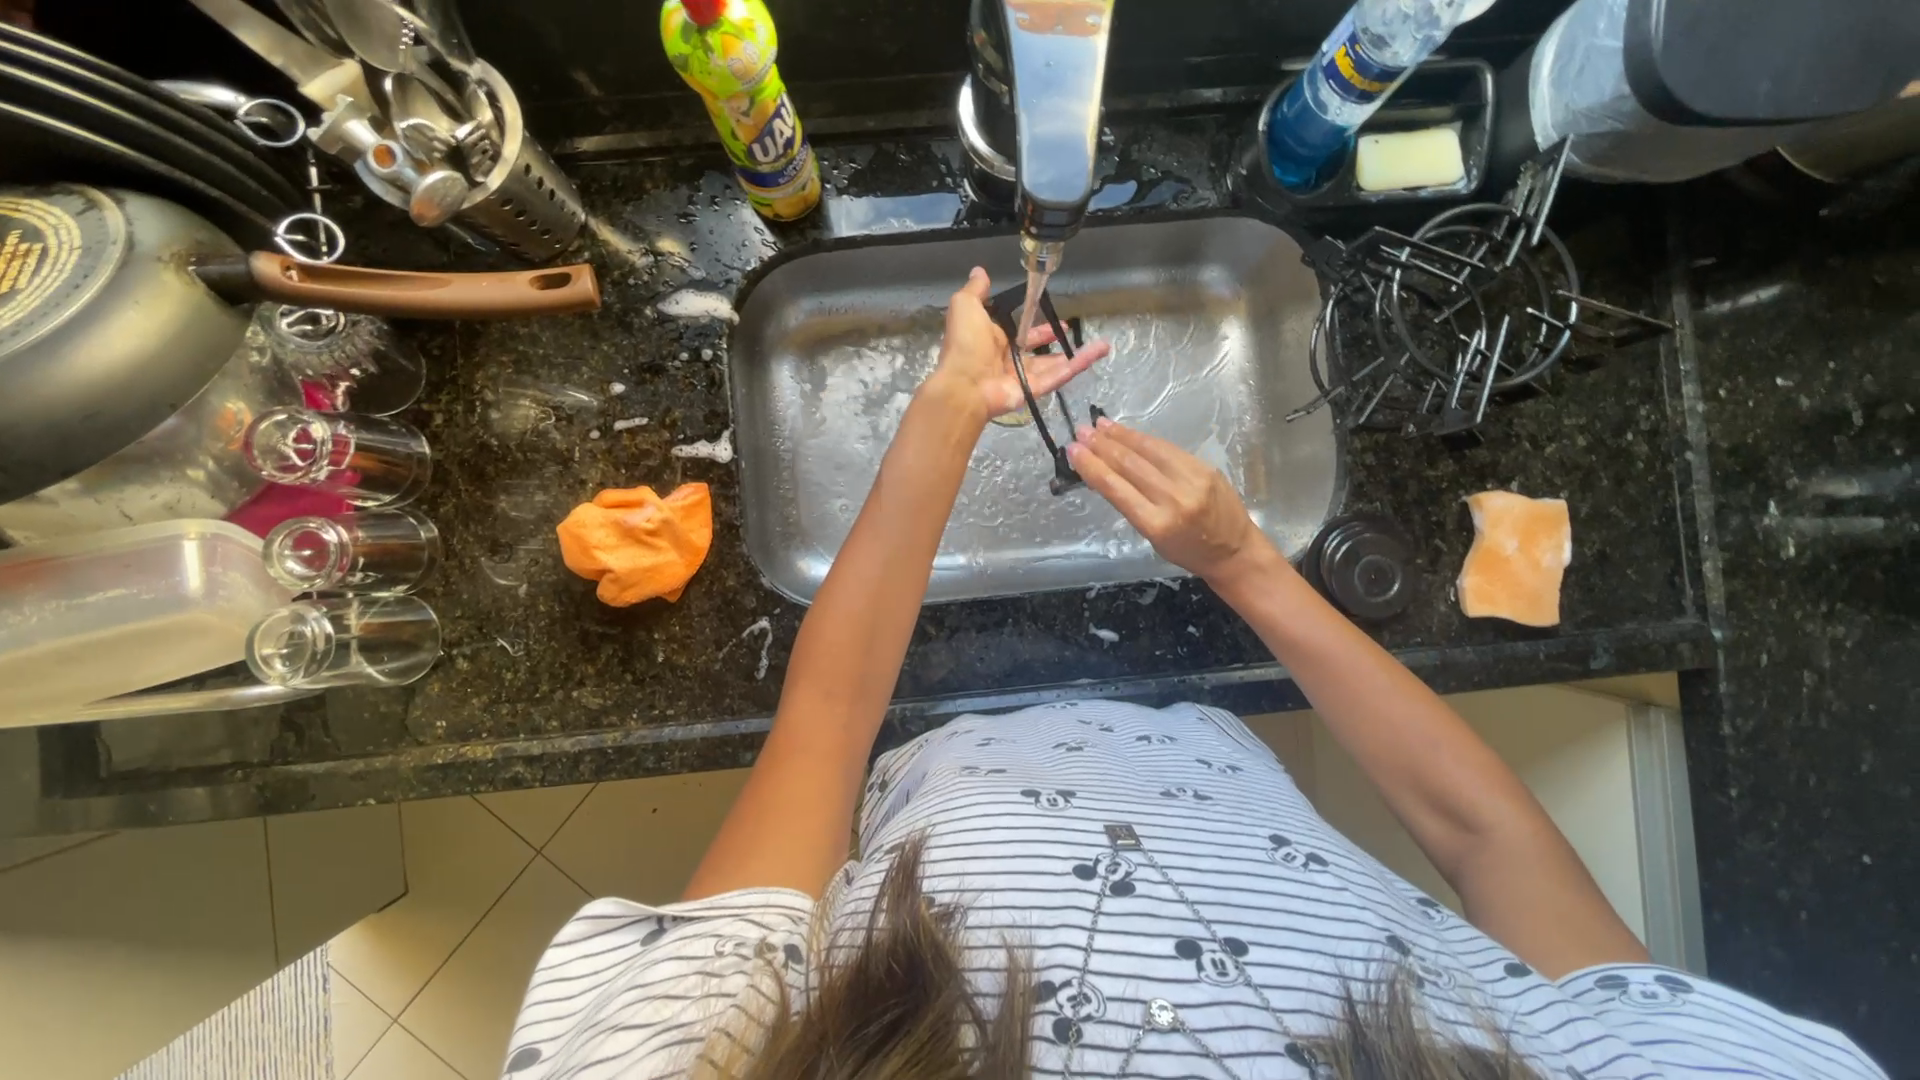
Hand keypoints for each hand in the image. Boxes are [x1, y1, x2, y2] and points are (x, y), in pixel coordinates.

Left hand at [925, 267, 1109, 422]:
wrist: (964, 385)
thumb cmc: (965, 344)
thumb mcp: (966, 306)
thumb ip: (976, 290)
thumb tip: (980, 271)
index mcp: (991, 339)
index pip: (1015, 330)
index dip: (1031, 322)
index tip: (1047, 313)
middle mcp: (1006, 359)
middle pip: (1035, 348)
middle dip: (1051, 339)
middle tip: (1068, 329)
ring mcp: (1020, 377)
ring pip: (1053, 365)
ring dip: (1077, 355)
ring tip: (1101, 346)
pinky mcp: (1032, 390)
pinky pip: (1059, 377)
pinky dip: (1079, 365)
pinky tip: (1099, 352)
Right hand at [1067, 417, 1278, 581]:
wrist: (1235, 551)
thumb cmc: (1188, 552)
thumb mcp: (1152, 537)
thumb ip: (1131, 504)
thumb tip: (1106, 473)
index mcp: (1156, 524)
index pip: (1116, 489)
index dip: (1092, 467)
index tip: (1074, 451)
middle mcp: (1174, 500)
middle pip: (1130, 465)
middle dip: (1102, 446)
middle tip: (1081, 433)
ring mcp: (1192, 480)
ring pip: (1149, 451)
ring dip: (1121, 436)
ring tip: (1100, 426)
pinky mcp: (1205, 468)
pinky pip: (1168, 449)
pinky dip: (1145, 439)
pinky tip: (1129, 433)